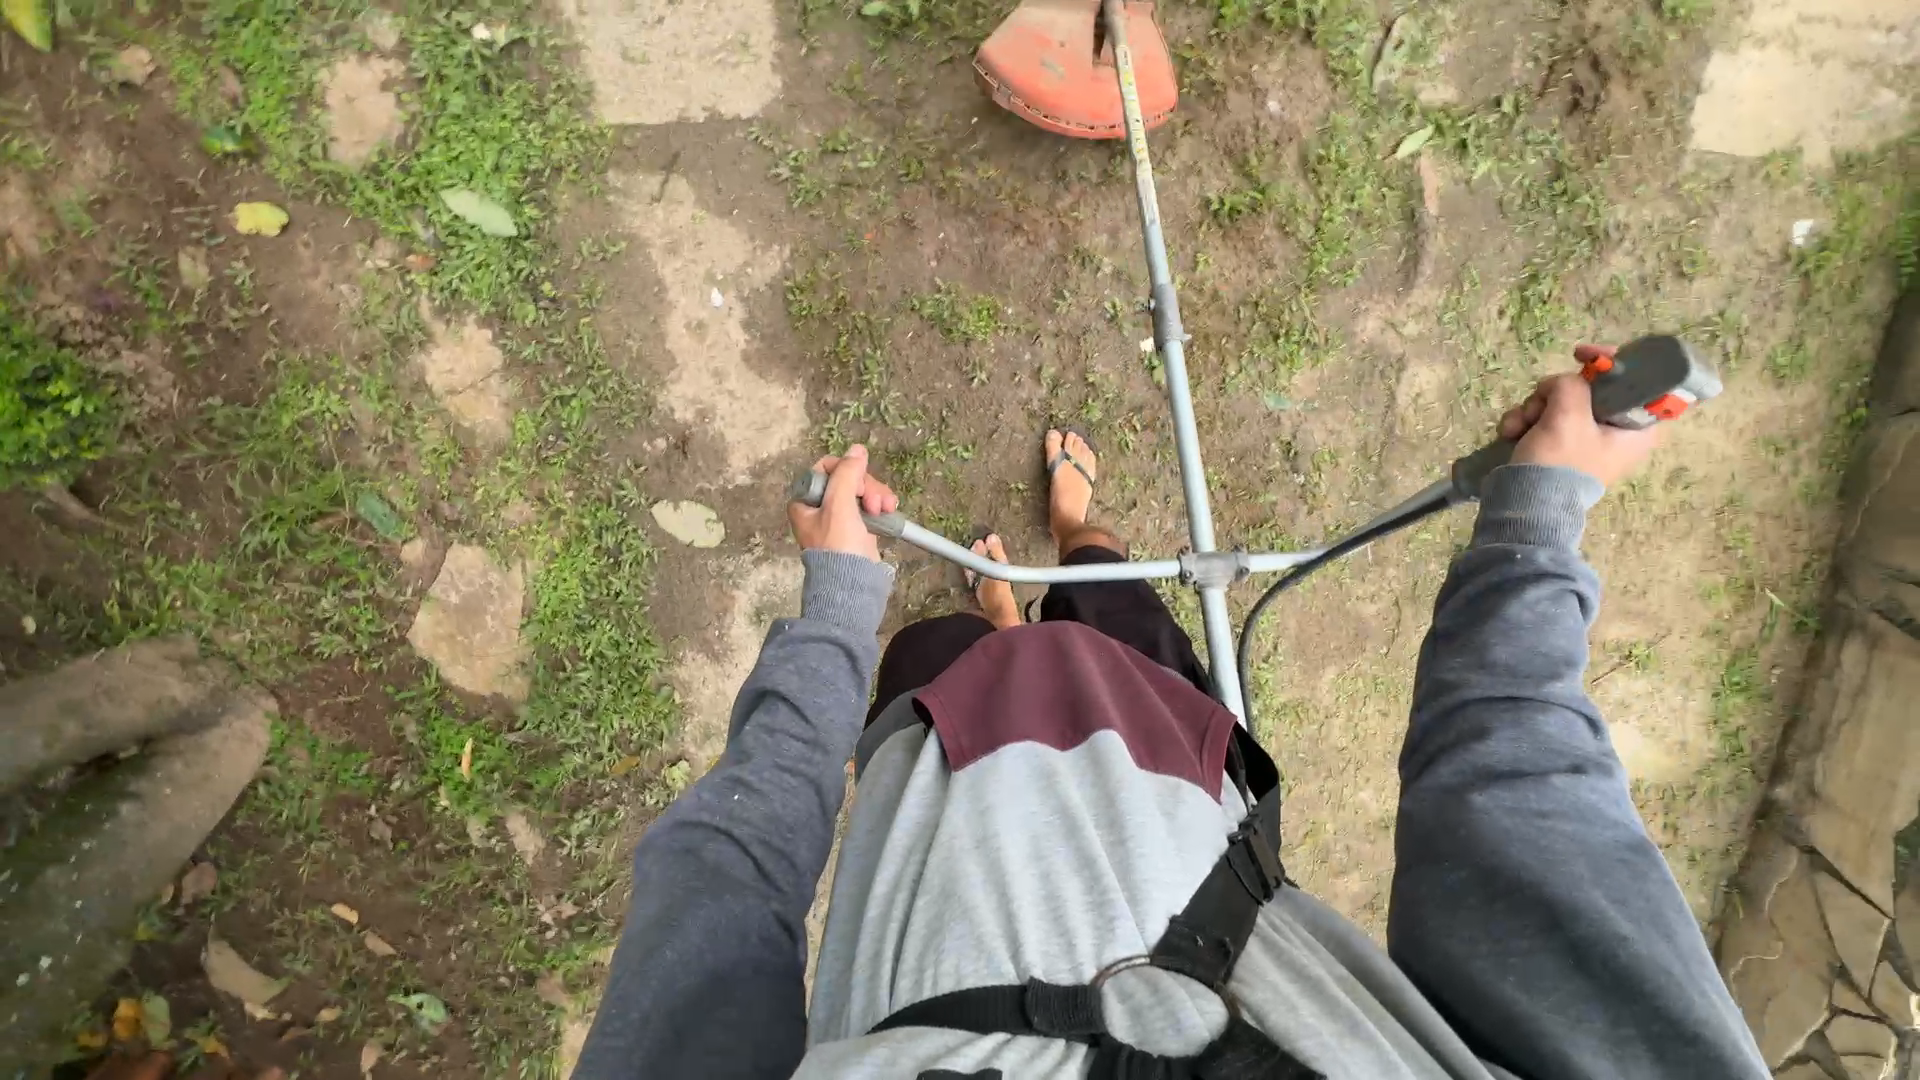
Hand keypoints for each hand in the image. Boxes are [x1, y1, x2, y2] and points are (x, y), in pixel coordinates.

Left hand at [787, 445, 897, 561]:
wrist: (852, 584)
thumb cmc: (839, 545)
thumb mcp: (839, 505)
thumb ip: (847, 474)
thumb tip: (857, 450)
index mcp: (805, 500)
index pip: (825, 469)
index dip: (846, 471)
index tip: (859, 484)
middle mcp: (819, 507)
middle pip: (847, 479)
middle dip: (866, 486)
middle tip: (876, 503)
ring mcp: (839, 517)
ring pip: (861, 491)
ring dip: (877, 495)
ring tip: (887, 509)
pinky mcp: (857, 527)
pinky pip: (869, 505)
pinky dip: (880, 505)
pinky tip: (890, 511)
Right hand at [1496, 346, 1660, 488]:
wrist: (1524, 505)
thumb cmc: (1557, 463)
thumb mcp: (1567, 417)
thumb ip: (1569, 386)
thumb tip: (1558, 383)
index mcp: (1638, 427)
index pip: (1638, 380)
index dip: (1611, 362)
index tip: (1581, 354)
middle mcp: (1615, 432)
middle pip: (1588, 391)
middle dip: (1554, 394)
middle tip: (1539, 403)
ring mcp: (1583, 441)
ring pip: (1558, 405)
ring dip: (1531, 409)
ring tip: (1517, 427)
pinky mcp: (1555, 449)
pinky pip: (1541, 422)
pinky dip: (1523, 424)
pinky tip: (1510, 434)